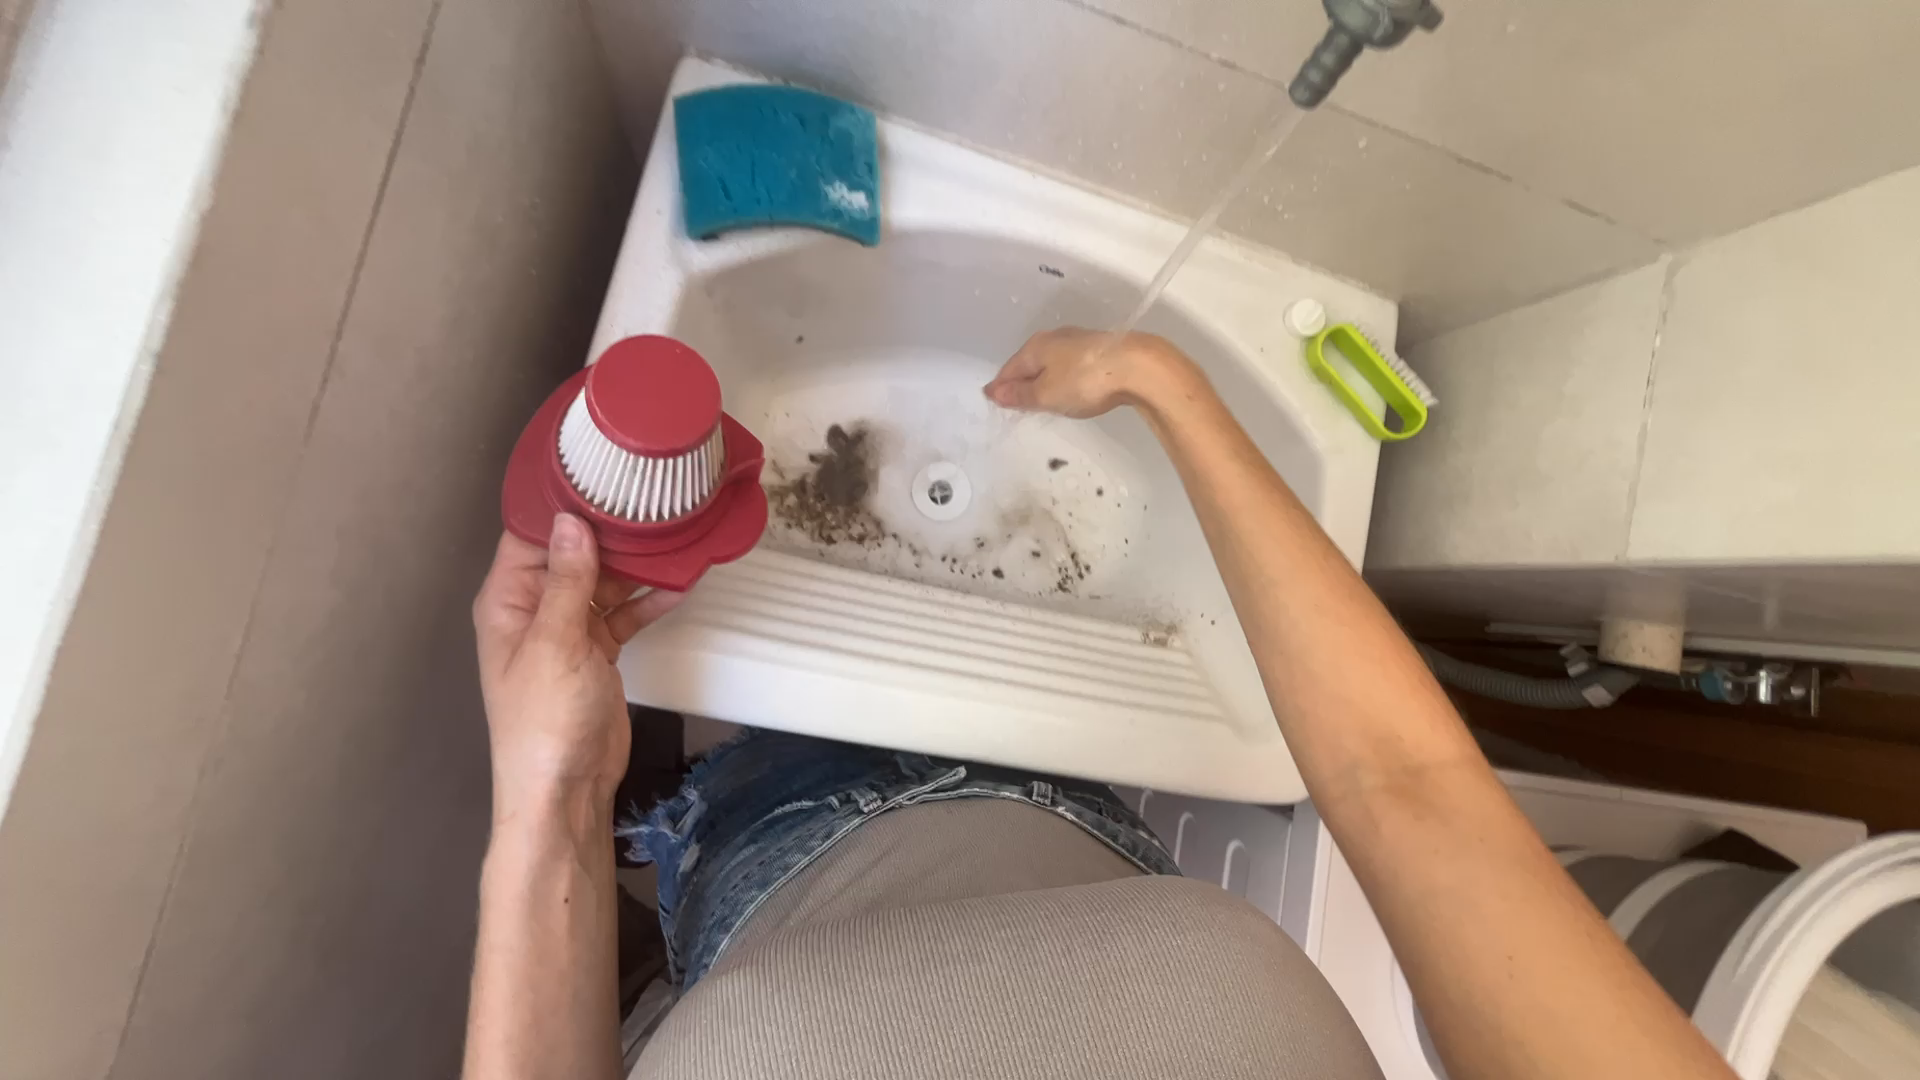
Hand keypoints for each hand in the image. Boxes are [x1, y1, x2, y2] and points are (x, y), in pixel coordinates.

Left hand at [472, 513, 685, 823]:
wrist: (565, 785)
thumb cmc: (545, 717)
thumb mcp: (556, 642)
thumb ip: (568, 581)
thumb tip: (572, 520)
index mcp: (510, 599)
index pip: (531, 535)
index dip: (562, 504)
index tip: (601, 474)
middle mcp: (538, 607)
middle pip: (575, 554)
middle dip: (611, 531)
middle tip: (652, 501)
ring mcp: (571, 629)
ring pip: (605, 581)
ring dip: (637, 565)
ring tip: (675, 537)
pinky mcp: (600, 649)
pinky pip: (626, 613)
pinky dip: (649, 601)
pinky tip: (680, 585)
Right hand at [983, 328, 1196, 417]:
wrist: (1138, 367)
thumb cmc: (1085, 381)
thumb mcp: (1046, 394)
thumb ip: (1020, 395)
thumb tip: (993, 391)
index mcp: (1036, 347)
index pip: (1009, 369)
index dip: (1000, 386)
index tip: (991, 399)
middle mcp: (1055, 338)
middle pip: (1029, 362)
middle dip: (1020, 380)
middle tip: (1012, 400)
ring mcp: (1079, 341)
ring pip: (1051, 362)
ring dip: (1042, 378)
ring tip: (1039, 396)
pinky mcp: (1100, 350)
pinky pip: (1069, 364)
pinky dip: (1061, 376)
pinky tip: (1067, 386)